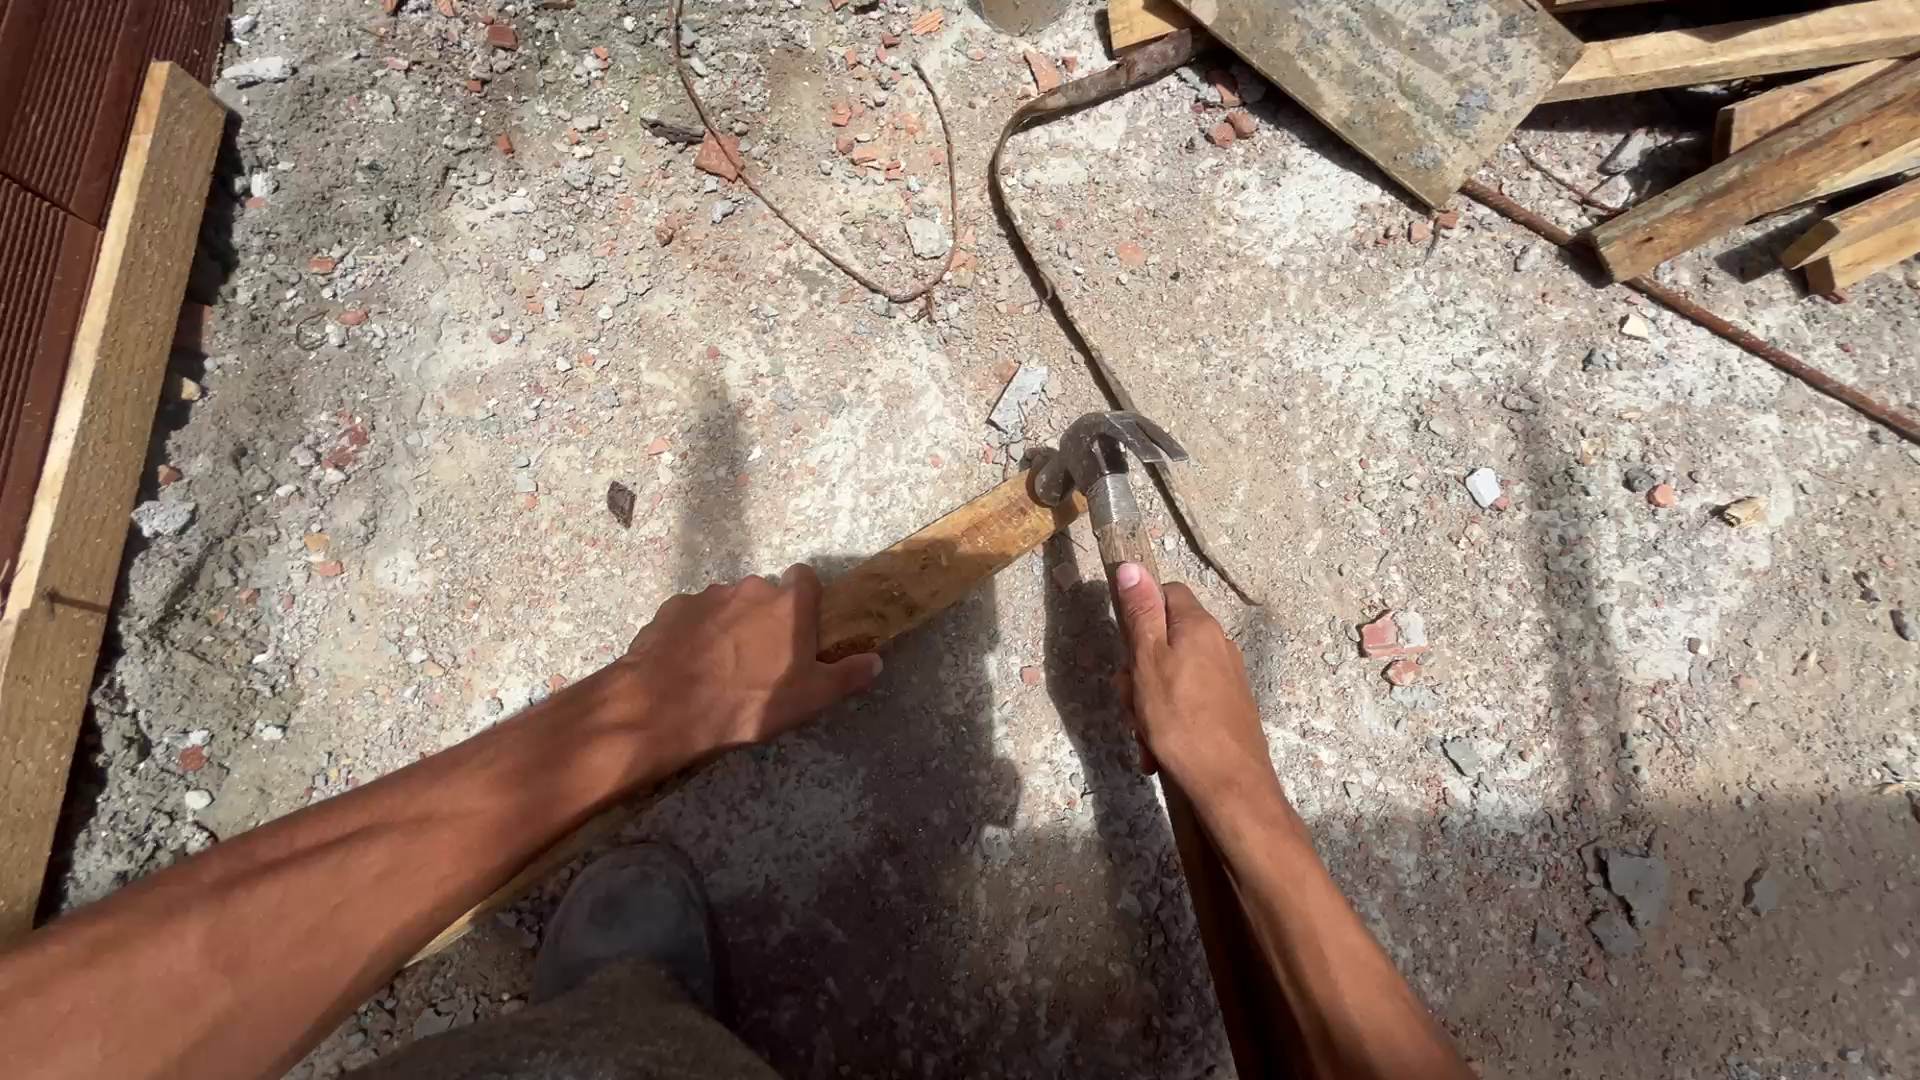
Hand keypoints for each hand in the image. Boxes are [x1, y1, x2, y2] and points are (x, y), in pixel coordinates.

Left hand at [597, 565, 882, 772]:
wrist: (667, 707)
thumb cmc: (749, 702)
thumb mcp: (810, 697)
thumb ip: (847, 675)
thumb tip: (875, 660)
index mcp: (788, 603)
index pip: (806, 578)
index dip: (806, 599)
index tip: (801, 626)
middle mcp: (751, 588)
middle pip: (765, 594)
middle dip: (765, 617)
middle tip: (760, 657)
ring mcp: (708, 596)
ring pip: (727, 604)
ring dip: (729, 625)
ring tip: (720, 665)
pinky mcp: (672, 609)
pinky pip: (693, 616)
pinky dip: (695, 633)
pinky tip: (689, 664)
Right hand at [1112, 562, 1278, 800]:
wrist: (1229, 784)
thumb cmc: (1180, 718)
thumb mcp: (1147, 660)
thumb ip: (1140, 613)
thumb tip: (1133, 566)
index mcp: (1199, 626)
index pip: (1167, 592)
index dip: (1140, 611)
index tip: (1125, 642)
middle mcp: (1218, 645)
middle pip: (1166, 639)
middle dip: (1138, 670)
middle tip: (1130, 699)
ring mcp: (1226, 678)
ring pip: (1172, 675)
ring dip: (1148, 702)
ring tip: (1142, 733)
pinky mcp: (1228, 708)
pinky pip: (1187, 702)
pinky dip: (1168, 720)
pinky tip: (1156, 749)